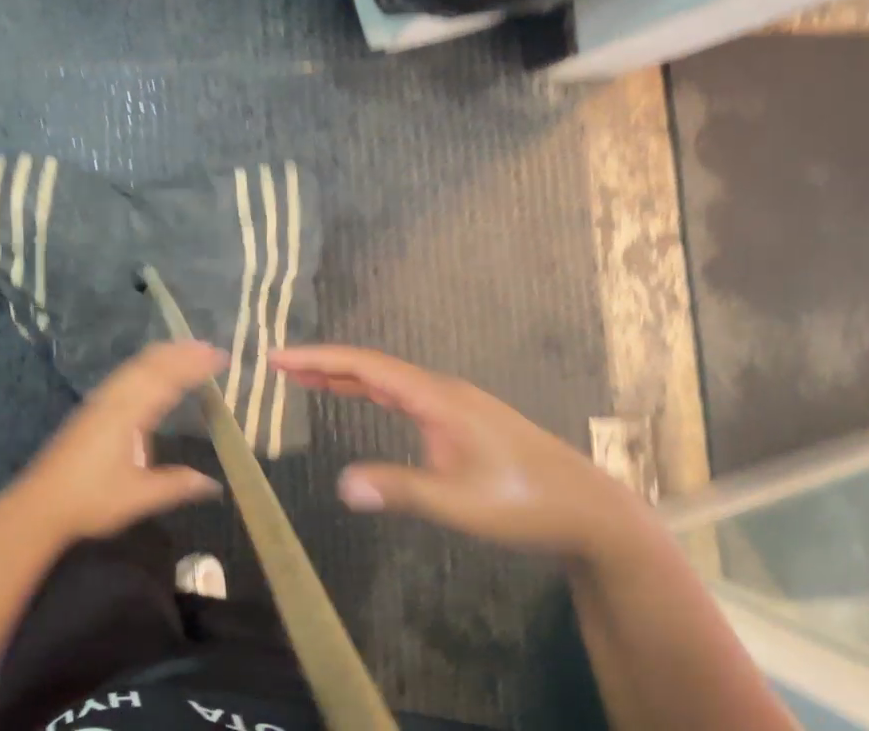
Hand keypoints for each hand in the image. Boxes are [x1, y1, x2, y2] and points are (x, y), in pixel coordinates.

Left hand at [0, 342, 225, 543]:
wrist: (41, 502)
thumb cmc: (91, 500)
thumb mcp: (138, 496)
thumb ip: (175, 485)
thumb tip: (212, 484)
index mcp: (128, 415)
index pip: (167, 381)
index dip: (194, 366)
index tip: (219, 357)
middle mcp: (113, 400)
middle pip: (149, 365)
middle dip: (179, 353)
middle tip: (208, 347)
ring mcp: (99, 402)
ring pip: (134, 367)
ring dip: (161, 356)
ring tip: (185, 350)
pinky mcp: (90, 410)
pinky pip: (123, 376)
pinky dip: (144, 366)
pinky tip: (149, 371)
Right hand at [271, 346, 650, 560]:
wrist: (590, 511)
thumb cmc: (525, 504)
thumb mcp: (460, 503)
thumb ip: (401, 490)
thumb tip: (342, 486)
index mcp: (438, 398)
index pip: (367, 366)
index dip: (319, 359)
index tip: (278, 357)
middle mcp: (442, 390)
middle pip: (372, 365)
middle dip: (323, 363)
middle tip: (278, 364)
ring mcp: (454, 402)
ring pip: (388, 378)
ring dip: (345, 375)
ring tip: (304, 378)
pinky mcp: (461, 418)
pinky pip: (403, 393)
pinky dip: (370, 390)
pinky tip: (360, 397)